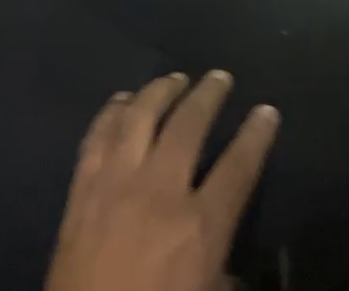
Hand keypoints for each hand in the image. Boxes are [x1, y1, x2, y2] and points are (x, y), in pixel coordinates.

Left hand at [46, 71, 279, 290]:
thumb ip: (221, 270)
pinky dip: (112, 110)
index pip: (238, 167)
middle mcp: (159, 191)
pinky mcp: (82, 186)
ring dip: (160, 91)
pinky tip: (123, 99)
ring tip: (175, 78)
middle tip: (219, 77)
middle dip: (208, 96)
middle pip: (188, 126)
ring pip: (141, 117)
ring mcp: (116, 182)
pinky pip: (98, 134)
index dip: (256, 136)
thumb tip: (229, 262)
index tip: (267, 110)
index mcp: (198, 227)